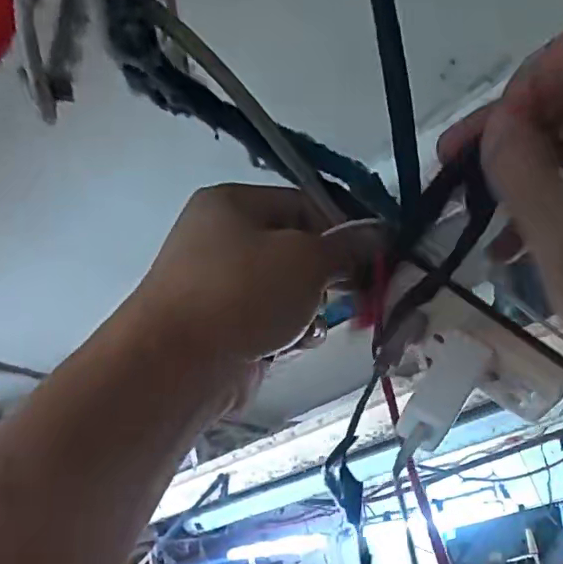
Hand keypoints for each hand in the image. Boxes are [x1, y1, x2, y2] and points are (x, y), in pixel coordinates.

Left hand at [123, 184, 372, 363]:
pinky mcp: (230, 326)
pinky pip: (276, 321)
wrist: (184, 360)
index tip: (373, 257)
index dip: (343, 228)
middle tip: (359, 294)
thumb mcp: (306, 259)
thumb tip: (378, 234)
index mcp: (235, 203)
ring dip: (312, 309)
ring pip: (291, 290)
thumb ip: (346, 246)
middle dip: (331, 274)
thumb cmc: (244, 294)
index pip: (304, 203)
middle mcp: (225, 238)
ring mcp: (225, 285)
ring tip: (312, 325)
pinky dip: (292, 332)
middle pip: (298, 249)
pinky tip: (294, 344)